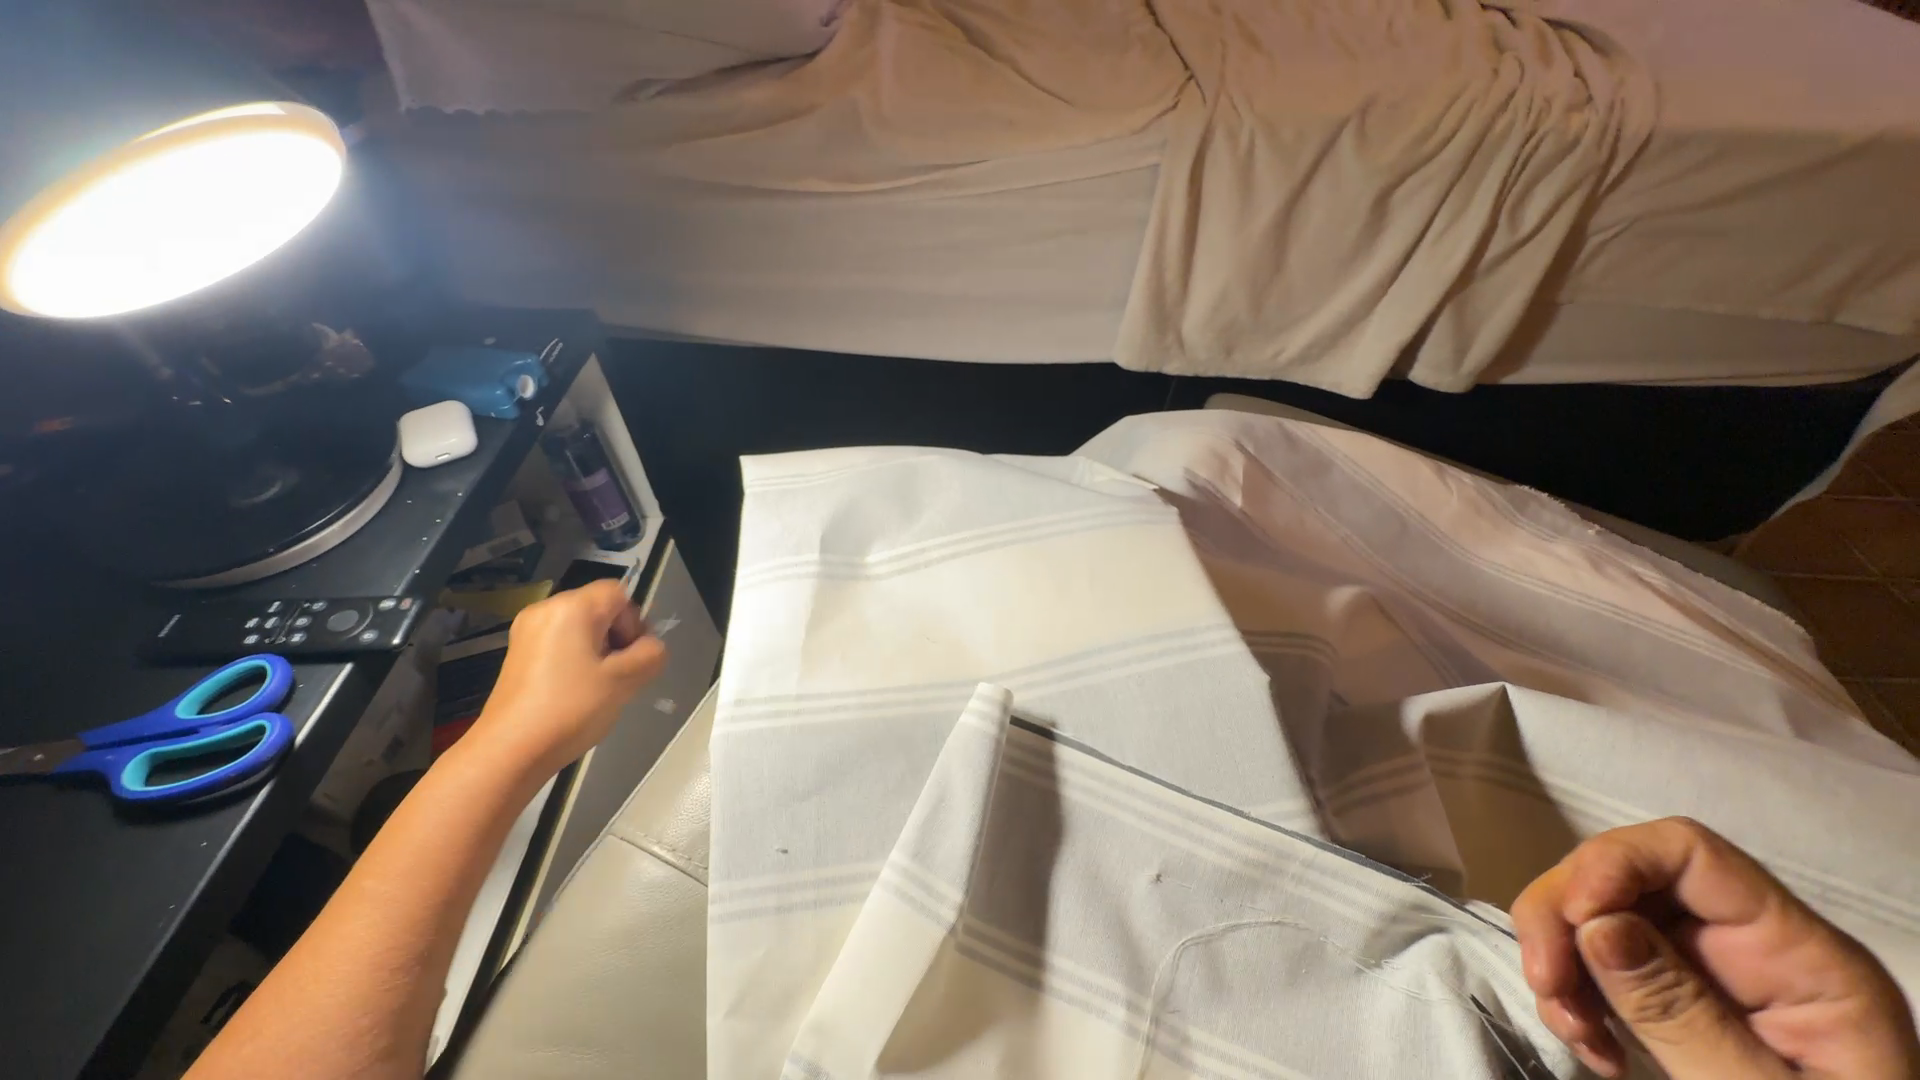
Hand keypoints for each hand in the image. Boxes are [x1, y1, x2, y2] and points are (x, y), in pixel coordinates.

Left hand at [466, 581, 666, 776]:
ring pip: (580, 628)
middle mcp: (545, 610)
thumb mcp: (625, 680)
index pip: (618, 593)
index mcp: (571, 608)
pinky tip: (574, 692)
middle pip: (598, 608)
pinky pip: (560, 643)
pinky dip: (575, 660)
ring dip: (598, 651)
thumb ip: (651, 654)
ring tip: (596, 687)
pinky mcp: (518, 655)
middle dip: (616, 637)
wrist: (510, 751)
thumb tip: (650, 648)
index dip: (634, 622)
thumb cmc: (571, 708)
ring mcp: (526, 632)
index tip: (630, 657)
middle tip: (617, 675)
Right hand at [1511, 817, 1917, 1078]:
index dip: (1613, 863)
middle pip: (1623, 877)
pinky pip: (1592, 960)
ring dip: (1560, 960)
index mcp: (1800, 955)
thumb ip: (1684, 1015)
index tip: (1571, 919)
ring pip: (1594, 916)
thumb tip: (1594, 924)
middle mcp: (1744, 943)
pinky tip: (1587, 1043)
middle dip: (1564, 919)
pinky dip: (1570, 992)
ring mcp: (1702, 969)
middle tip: (1545, 984)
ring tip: (1572, 1030)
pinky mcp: (1669, 997)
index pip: (1689, 853)